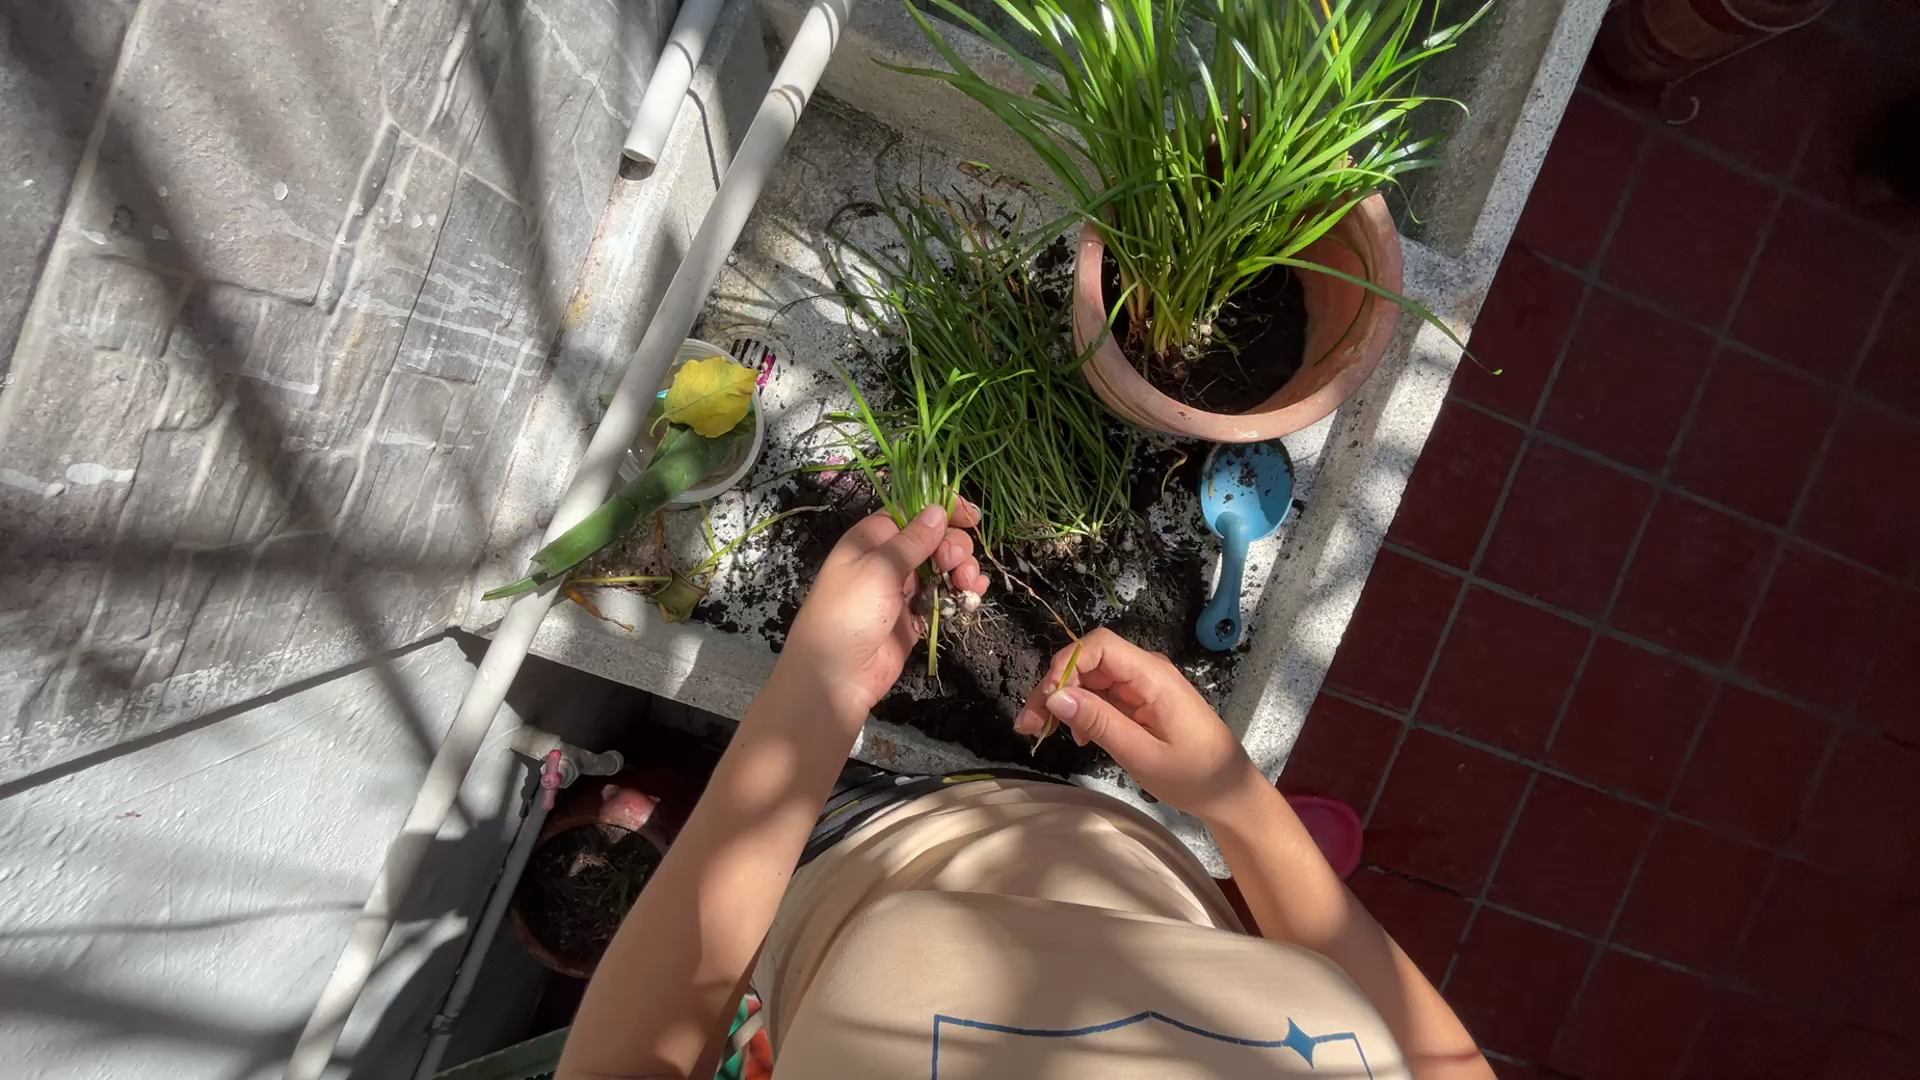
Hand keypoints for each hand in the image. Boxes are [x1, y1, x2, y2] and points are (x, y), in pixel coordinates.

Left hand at [775, 500, 988, 720]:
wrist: (836, 675)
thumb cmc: (849, 612)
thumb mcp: (880, 568)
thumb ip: (913, 540)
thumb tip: (938, 510)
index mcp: (873, 538)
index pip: (913, 512)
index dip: (944, 510)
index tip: (973, 517)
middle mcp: (889, 558)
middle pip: (935, 539)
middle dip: (955, 546)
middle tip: (955, 564)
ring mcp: (904, 588)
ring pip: (943, 567)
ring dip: (963, 569)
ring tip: (969, 583)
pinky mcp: (916, 615)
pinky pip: (944, 595)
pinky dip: (961, 592)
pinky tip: (974, 593)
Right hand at [1014, 628, 1264, 821]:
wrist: (1230, 793)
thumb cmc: (1194, 776)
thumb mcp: (1142, 754)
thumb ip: (1099, 722)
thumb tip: (1055, 696)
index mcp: (1152, 676)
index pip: (1099, 645)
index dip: (1066, 664)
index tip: (1046, 699)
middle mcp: (1145, 671)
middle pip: (1089, 661)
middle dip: (1055, 686)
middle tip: (1030, 723)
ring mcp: (1142, 685)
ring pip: (1091, 678)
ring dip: (1063, 700)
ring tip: (1040, 730)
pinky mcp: (1140, 701)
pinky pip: (1103, 695)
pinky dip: (1082, 710)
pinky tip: (1076, 736)